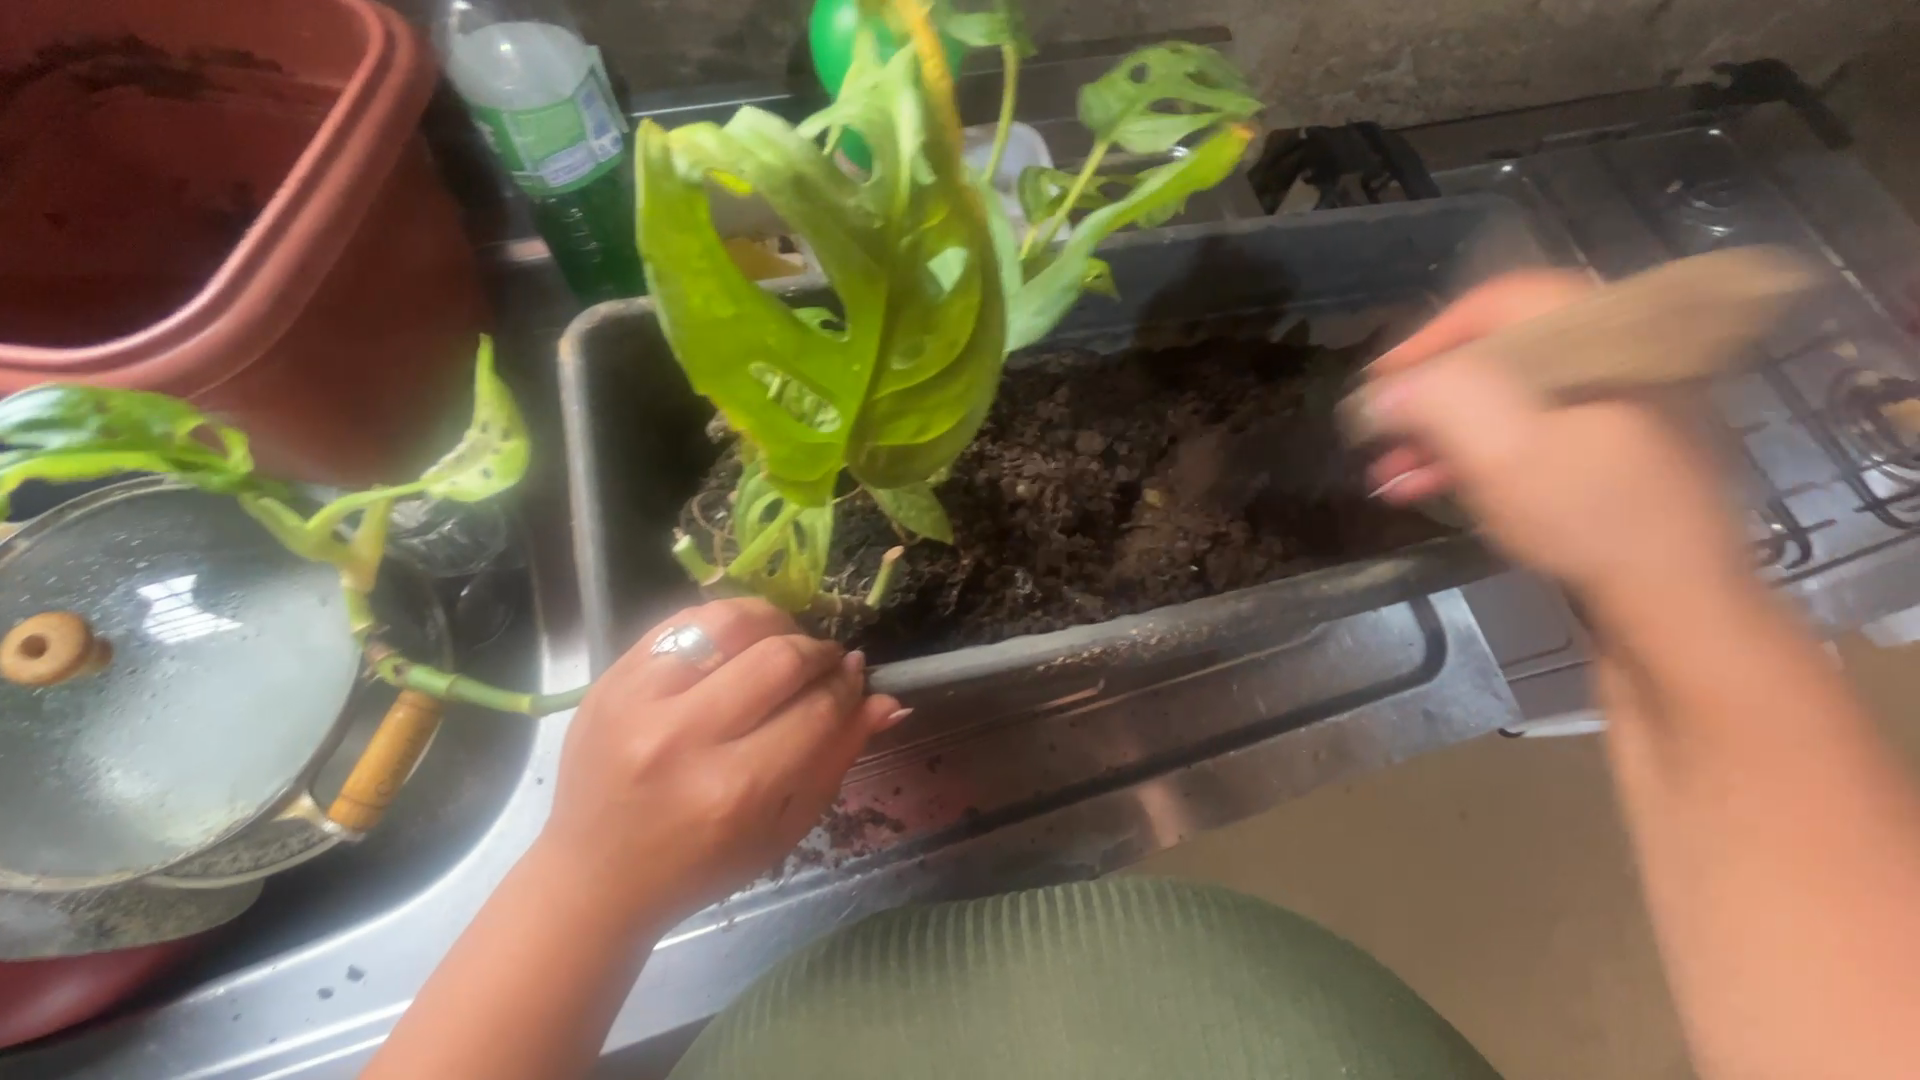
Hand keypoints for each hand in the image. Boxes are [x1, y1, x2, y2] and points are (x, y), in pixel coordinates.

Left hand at [536, 598, 904, 926]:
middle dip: (819, 653)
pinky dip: (724, 623)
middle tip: (825, 663)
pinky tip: (737, 643)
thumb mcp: (784, 828)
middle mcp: (682, 739)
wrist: (594, 878)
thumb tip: (885, 699)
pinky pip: (682, 621)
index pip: (816, 710)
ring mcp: (637, 701)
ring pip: (729, 621)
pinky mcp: (610, 679)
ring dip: (774, 623)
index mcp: (732, 791)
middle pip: (780, 658)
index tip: (855, 681)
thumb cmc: (701, 866)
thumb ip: (837, 757)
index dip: (847, 688)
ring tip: (783, 643)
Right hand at [1355, 270, 1751, 603]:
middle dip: (1425, 398)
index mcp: (1596, 341)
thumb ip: (1433, 402)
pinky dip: (1470, 454)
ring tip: (1385, 474)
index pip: (1497, 303)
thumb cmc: (1586, 513)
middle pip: (1493, 355)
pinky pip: (1523, 435)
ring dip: (1437, 433)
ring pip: (1502, 401)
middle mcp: (1607, 362)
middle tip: (1377, 432)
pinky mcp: (1604, 453)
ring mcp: (1609, 409)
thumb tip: (1379, 392)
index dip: (1428, 337)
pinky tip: (1422, 487)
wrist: (1673, 595)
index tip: (1380, 383)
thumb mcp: (1500, 450)